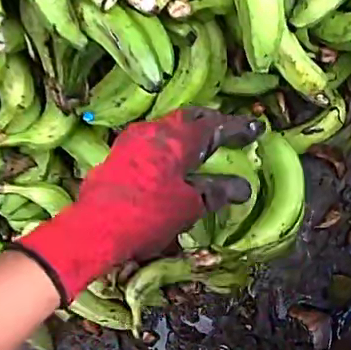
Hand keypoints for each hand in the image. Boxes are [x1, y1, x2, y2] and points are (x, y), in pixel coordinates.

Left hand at [16, 109, 262, 301]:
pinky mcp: (118, 157)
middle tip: (229, 129)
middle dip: (212, 122)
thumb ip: (217, 192)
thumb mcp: (190, 206)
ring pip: (168, 128)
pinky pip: (153, 142)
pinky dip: (171, 146)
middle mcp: (153, 131)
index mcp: (176, 138)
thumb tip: (242, 187)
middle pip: (189, 118)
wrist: (93, 231)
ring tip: (203, 144)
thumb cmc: (147, 215)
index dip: (238, 127)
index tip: (256, 127)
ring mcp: (131, 142)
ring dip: (189, 133)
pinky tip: (173, 161)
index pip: (214, 125)